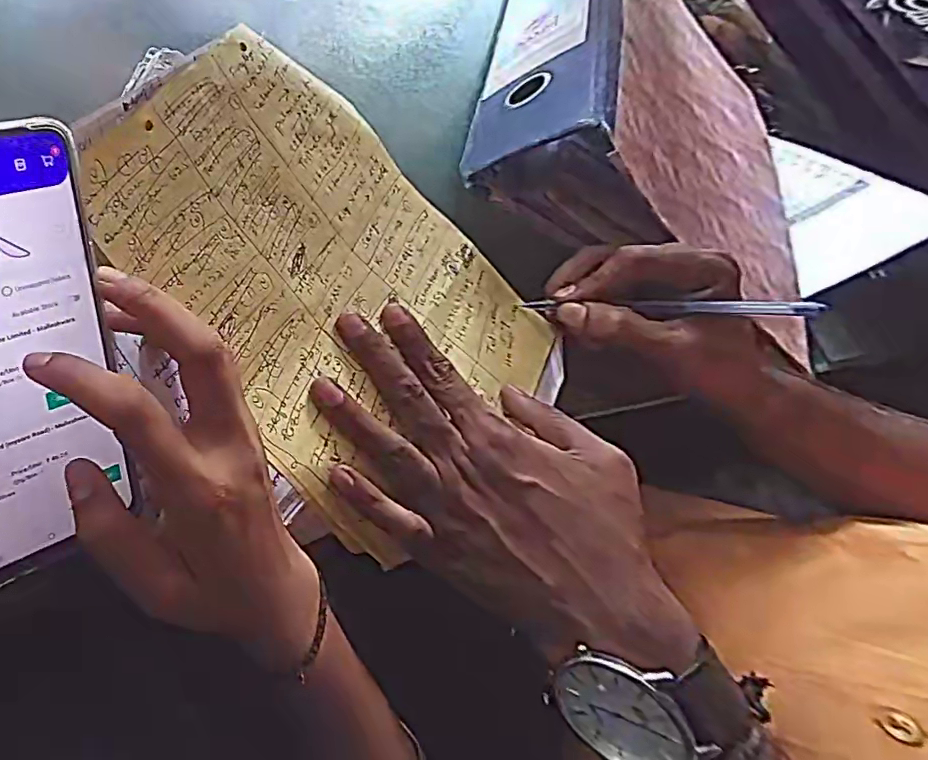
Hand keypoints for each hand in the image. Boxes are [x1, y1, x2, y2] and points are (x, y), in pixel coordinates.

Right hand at [22, 266, 322, 670]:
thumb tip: (77, 469)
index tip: (41, 363)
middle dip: (153, 307)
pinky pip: (214, 362)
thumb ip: (108, 533)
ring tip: (114, 292)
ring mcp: (243, 425)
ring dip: (165, 311)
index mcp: (199, 489)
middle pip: (204, 353)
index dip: (87, 381)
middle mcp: (227, 443)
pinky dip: (177, 332)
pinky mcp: (245, 418)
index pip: (140, 415)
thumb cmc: (214, 594)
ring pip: (215, 348)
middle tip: (102, 282)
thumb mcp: (154, 589)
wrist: (280, 593)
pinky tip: (143, 327)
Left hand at [315, 302, 699, 669]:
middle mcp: (462, 463)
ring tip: (321, 388)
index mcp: (496, 438)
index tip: (389, 314)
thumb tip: (508, 393)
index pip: (444, 376)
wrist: (605, 614)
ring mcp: (444, 506)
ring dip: (352, 417)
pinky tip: (333, 473)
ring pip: (388, 450)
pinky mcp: (438, 548)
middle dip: (374, 357)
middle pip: (408, 398)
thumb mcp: (599, 458)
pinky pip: (391, 519)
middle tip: (346, 326)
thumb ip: (548, 418)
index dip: (414, 342)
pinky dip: (362, 497)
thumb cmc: (606, 534)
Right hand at [545, 244, 794, 402]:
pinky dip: (588, 302)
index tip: (565, 303)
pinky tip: (576, 319)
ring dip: (580, 290)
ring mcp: (665, 276)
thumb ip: (623, 330)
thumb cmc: (731, 376)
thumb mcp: (674, 352)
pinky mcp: (650, 292)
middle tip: (555, 304)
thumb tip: (570, 312)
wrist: (751, 398)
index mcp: (704, 265)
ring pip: (606, 268)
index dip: (595, 281)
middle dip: (581, 281)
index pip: (635, 260)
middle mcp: (683, 261)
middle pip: (615, 258)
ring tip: (562, 314)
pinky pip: (609, 286)